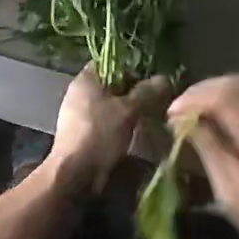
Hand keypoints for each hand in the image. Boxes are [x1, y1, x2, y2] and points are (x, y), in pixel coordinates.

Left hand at [47, 65, 171, 196]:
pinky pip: (105, 122)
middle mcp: (78, 93)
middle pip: (111, 85)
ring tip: (149, 117)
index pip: (110, 62)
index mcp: (85, 79)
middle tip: (155, 99)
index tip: (150, 79)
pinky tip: (134, 133)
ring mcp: (78, 115)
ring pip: (109, 105)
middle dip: (133, 92)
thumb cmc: (99, 134)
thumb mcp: (128, 110)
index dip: (131, 68)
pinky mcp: (81, 134)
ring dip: (128, 110)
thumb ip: (147, 92)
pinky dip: (119, 125)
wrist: (74, 175)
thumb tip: (165, 78)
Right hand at [168, 74, 238, 238]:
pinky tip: (219, 117)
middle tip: (179, 109)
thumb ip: (208, 150)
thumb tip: (182, 120)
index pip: (228, 97)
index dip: (194, 98)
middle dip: (204, 90)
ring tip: (194, 111)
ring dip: (218, 92)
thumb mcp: (231, 195)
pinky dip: (234, 100)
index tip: (170, 113)